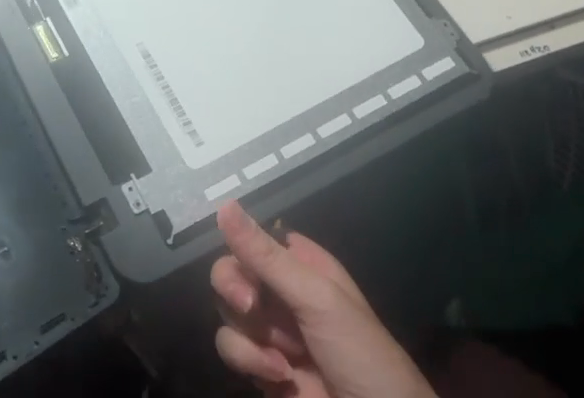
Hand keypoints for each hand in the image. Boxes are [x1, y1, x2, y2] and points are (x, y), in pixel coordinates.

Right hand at [210, 202, 435, 397]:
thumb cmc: (361, 356)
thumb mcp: (317, 299)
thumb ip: (266, 256)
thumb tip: (223, 204)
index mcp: (303, 268)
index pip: (253, 239)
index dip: (241, 249)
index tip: (246, 267)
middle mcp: (283, 294)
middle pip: (230, 273)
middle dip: (235, 292)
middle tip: (250, 308)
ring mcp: (272, 332)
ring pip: (227, 313)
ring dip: (248, 338)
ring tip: (282, 362)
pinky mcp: (261, 366)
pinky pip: (230, 349)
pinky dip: (249, 362)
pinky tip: (281, 379)